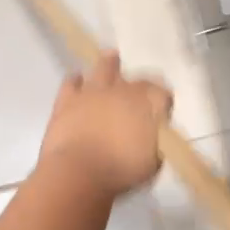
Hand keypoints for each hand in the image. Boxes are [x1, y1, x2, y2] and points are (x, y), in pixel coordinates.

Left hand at [37, 53, 171, 195]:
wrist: (78, 172)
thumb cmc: (121, 172)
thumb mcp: (152, 164)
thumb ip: (154, 145)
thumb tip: (152, 141)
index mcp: (149, 103)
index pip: (162, 94)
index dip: (162, 103)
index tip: (161, 113)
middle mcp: (123, 91)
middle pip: (135, 78)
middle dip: (139, 83)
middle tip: (137, 89)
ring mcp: (93, 92)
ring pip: (104, 68)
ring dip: (109, 64)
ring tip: (111, 58)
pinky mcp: (67, 99)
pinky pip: (71, 82)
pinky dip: (75, 80)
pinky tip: (76, 79)